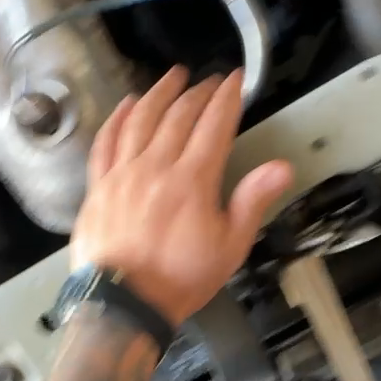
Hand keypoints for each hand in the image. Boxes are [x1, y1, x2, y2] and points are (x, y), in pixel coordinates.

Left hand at [71, 67, 292, 325]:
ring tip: (172, 77)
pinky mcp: (99, 187)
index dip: (228, 98)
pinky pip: (106, 142)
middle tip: (210, 80)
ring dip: (159, 94)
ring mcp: (123, 174)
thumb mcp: (228, 248)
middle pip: (179, 116)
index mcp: (193, 180)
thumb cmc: (180, 280)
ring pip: (141, 119)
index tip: (236, 80)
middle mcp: (156, 166)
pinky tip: (127, 105)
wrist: (125, 303)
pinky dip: (117, 119)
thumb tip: (281, 168)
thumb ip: (252, 203)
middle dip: (198, 93)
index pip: (214, 125)